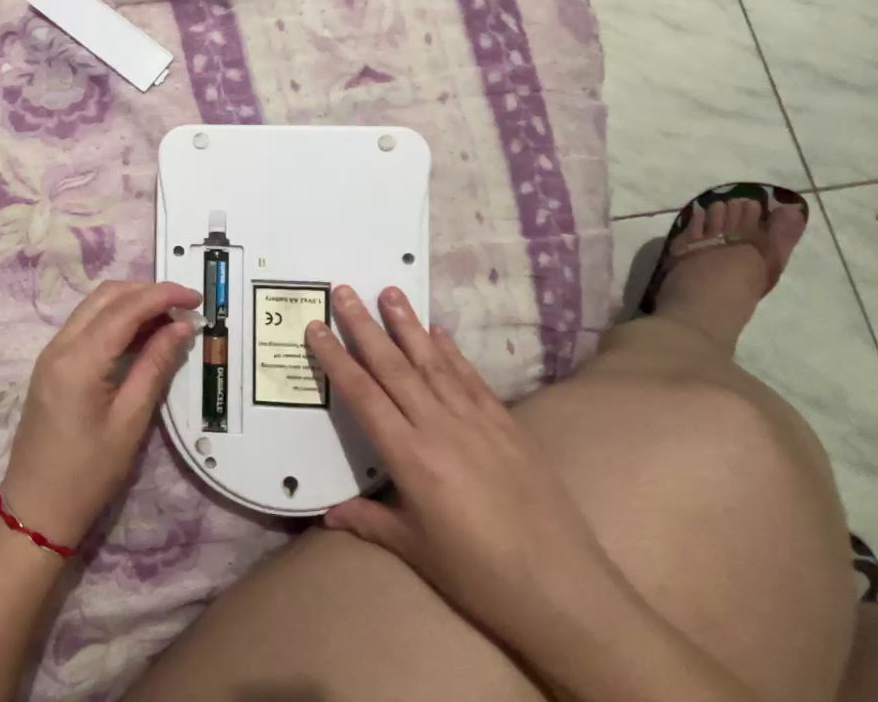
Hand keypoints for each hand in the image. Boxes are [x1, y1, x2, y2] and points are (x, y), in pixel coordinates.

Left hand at [0, 280, 200, 546]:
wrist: (37, 508)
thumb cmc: (88, 473)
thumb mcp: (130, 422)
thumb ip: (155, 367)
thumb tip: (181, 327)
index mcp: (78, 360)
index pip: (125, 308)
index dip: (162, 295)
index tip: (196, 297)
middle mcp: (59, 345)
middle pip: (106, 296)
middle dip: (147, 292)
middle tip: (184, 307)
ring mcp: (51, 353)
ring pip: (93, 307)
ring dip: (131, 303)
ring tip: (169, 319)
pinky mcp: (51, 365)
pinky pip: (85, 325)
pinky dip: (115, 320)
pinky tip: (141, 335)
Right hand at [304, 286, 618, 648]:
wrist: (561, 587)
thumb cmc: (478, 574)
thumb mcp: (415, 549)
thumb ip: (370, 521)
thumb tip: (328, 513)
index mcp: (410, 457)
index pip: (363, 395)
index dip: (336, 359)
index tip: (316, 327)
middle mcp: (440, 428)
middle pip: (394, 367)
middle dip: (365, 327)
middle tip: (344, 290)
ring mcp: (478, 423)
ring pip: (434, 363)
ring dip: (409, 325)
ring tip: (390, 292)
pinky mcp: (508, 426)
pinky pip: (472, 380)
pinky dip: (452, 353)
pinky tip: (439, 333)